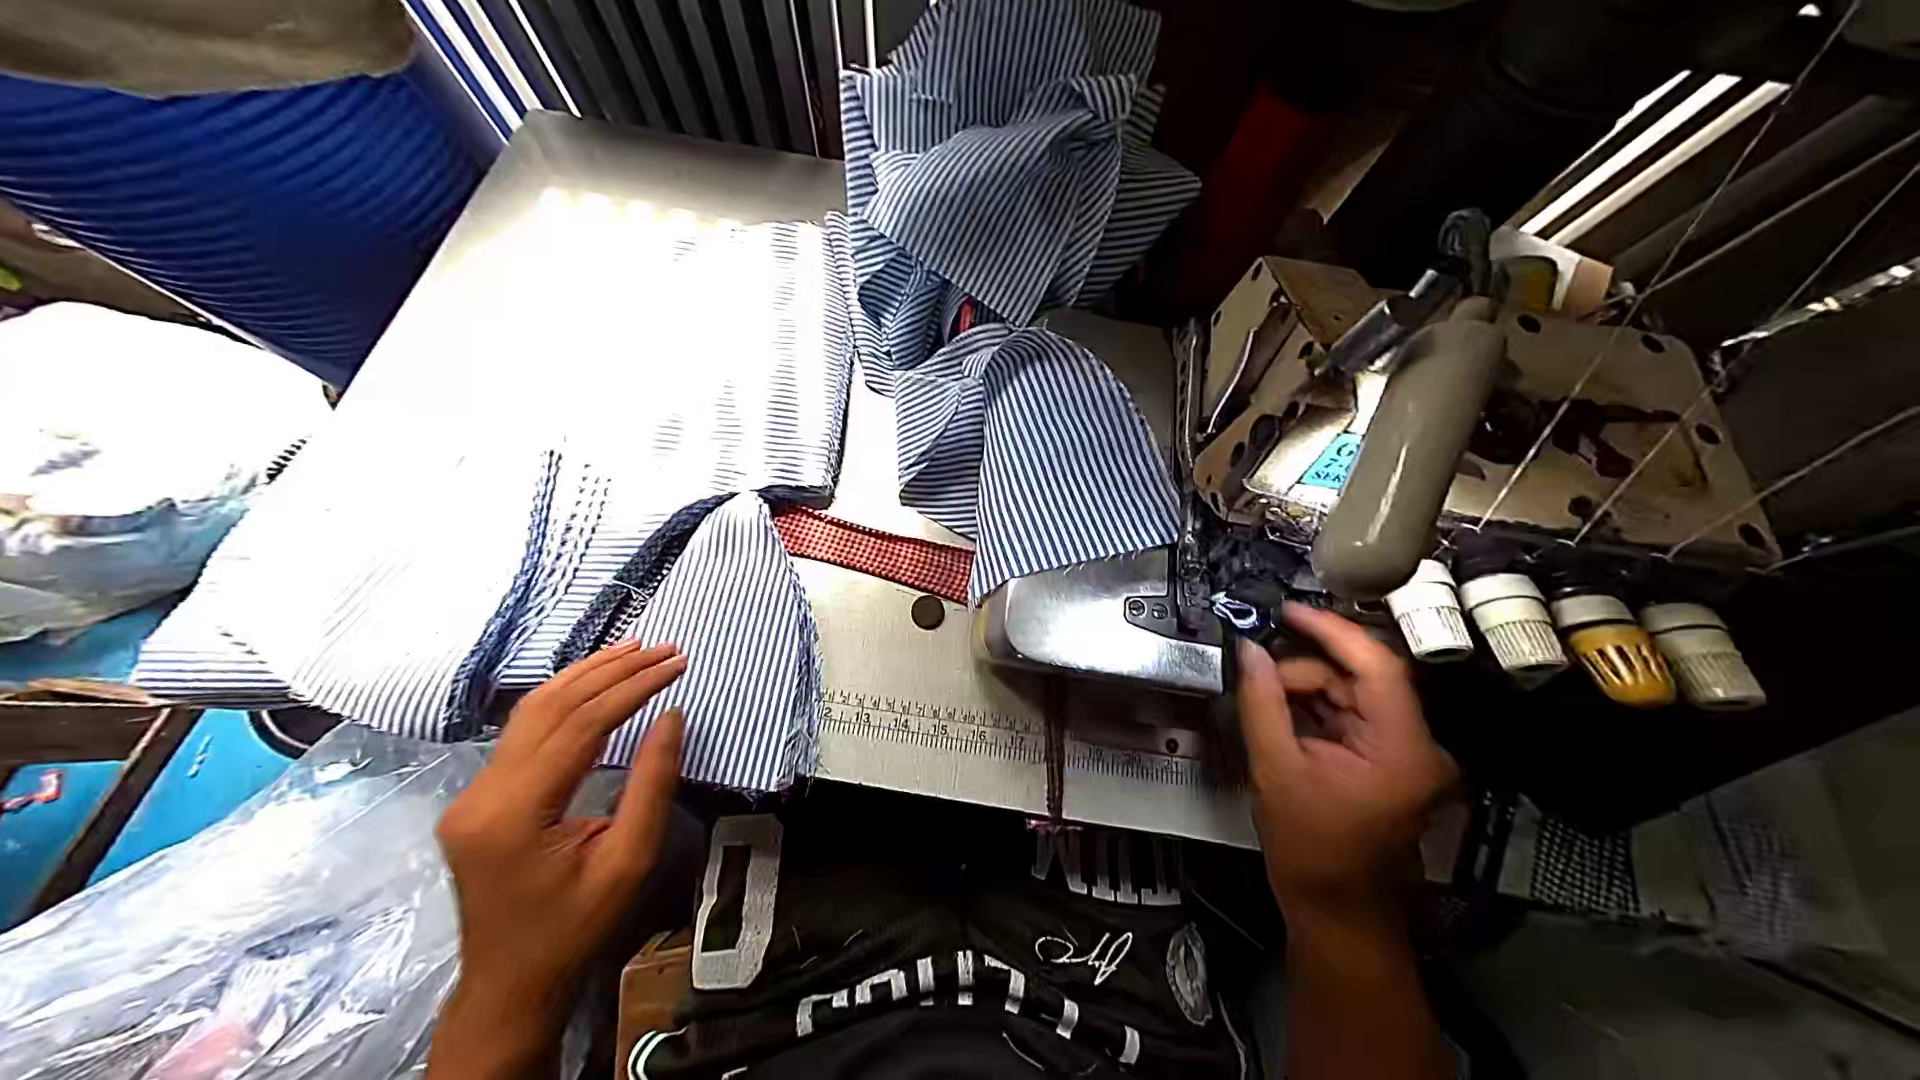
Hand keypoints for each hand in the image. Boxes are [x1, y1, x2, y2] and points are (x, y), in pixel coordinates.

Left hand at [427, 640, 686, 1076]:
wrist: (511, 982)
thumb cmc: (576, 927)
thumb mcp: (629, 861)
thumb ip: (652, 785)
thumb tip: (671, 717)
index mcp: (513, 814)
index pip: (578, 726)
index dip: (631, 688)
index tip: (675, 664)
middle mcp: (481, 794)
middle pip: (550, 708)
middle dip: (612, 671)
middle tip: (663, 649)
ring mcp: (473, 793)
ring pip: (531, 711)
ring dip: (586, 674)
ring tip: (633, 649)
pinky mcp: (479, 795)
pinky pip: (524, 730)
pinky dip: (566, 697)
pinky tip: (595, 680)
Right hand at [1236, 604, 1454, 921]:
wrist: (1336, 907)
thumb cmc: (1311, 850)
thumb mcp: (1276, 768)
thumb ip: (1262, 702)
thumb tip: (1249, 651)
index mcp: (1402, 749)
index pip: (1376, 666)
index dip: (1331, 631)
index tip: (1288, 612)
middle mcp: (1417, 745)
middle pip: (1358, 677)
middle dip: (1303, 672)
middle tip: (1257, 680)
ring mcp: (1406, 753)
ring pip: (1350, 692)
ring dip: (1304, 691)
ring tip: (1265, 707)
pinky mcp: (1390, 759)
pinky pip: (1350, 714)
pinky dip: (1314, 709)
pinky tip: (1282, 718)